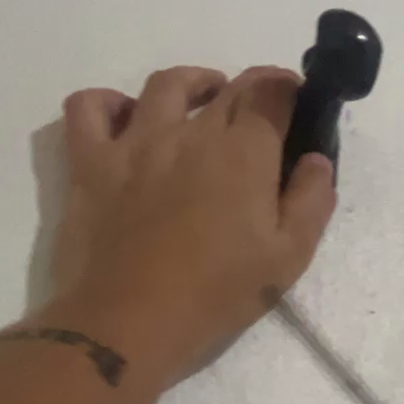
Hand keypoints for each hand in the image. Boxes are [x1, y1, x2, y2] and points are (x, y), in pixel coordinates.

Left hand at [43, 66, 336, 386]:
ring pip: (164, 85)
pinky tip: (126, 116)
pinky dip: (108, 101)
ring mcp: (135, 142)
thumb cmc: (220, 293)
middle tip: (265, 110)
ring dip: (193, 83)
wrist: (131, 320)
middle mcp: (191, 133)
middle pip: (227, 89)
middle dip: (253, 88)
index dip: (288, 89)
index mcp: (244, 155)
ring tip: (207, 97)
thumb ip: (311, 201)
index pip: (270, 95)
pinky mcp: (90, 162)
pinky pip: (88, 107)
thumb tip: (316, 160)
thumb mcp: (289, 257)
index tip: (299, 99)